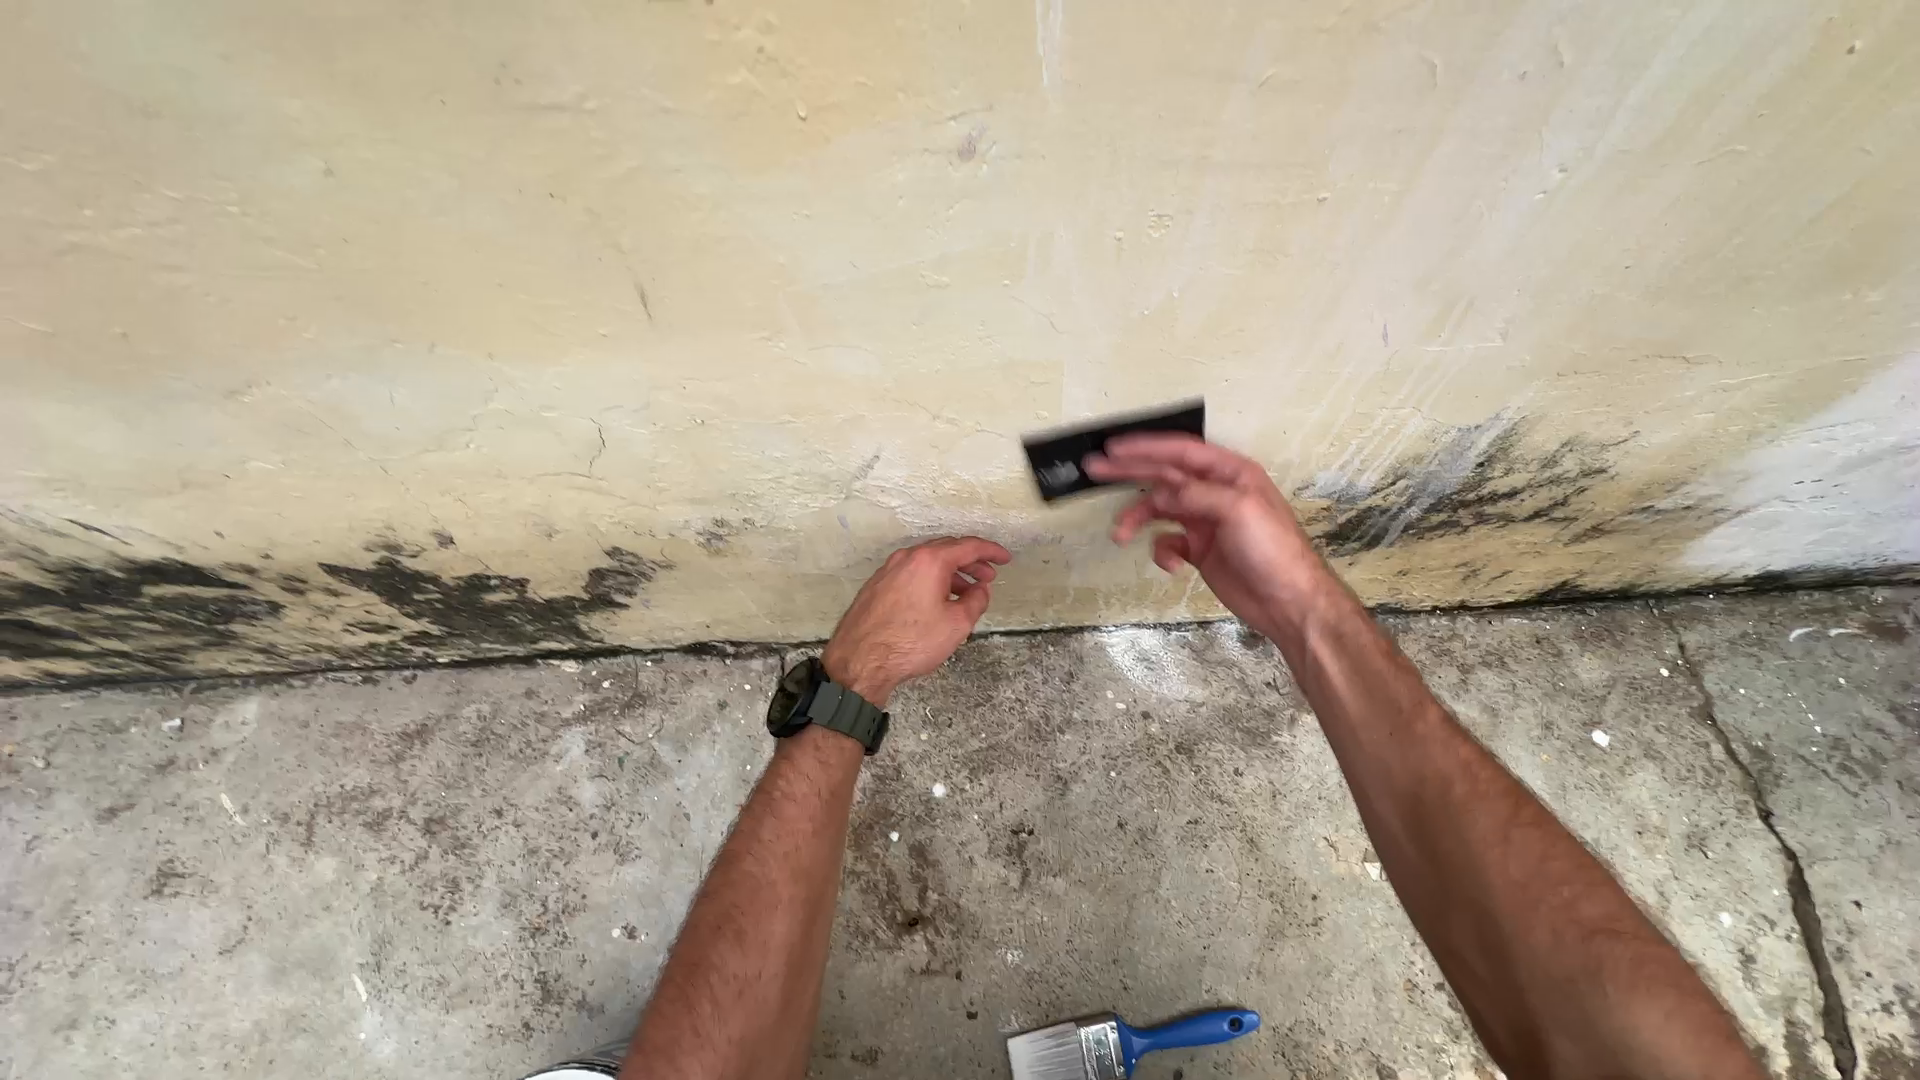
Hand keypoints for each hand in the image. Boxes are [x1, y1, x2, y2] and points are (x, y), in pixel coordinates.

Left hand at [821, 536, 1012, 705]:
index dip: (991, 551)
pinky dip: (930, 580)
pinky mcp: (877, 586)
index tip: (1004, 557)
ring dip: (950, 573)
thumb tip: (980, 591)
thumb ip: (976, 602)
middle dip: (971, 562)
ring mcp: (888, 571)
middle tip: (987, 576)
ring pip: (927, 563)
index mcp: (929, 561)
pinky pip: (911, 574)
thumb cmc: (908, 643)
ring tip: (965, 593)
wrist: (861, 661)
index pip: (968, 546)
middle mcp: (907, 559)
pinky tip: (937, 601)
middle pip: (946, 550)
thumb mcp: (957, 624)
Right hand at [1084, 435, 1330, 637]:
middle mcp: (1214, 492)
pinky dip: (1161, 551)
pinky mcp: (1198, 549)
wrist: (1289, 602)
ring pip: (1159, 510)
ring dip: (1138, 519)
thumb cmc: (1273, 550)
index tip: (1113, 448)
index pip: (1180, 452)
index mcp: (1230, 473)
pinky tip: (1169, 564)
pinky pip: (1167, 542)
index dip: (1145, 447)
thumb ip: (1197, 494)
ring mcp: (1205, 521)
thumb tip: (1162, 490)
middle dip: (1129, 473)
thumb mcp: (1238, 510)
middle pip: (1163, 476)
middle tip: (1095, 469)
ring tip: (1120, 534)